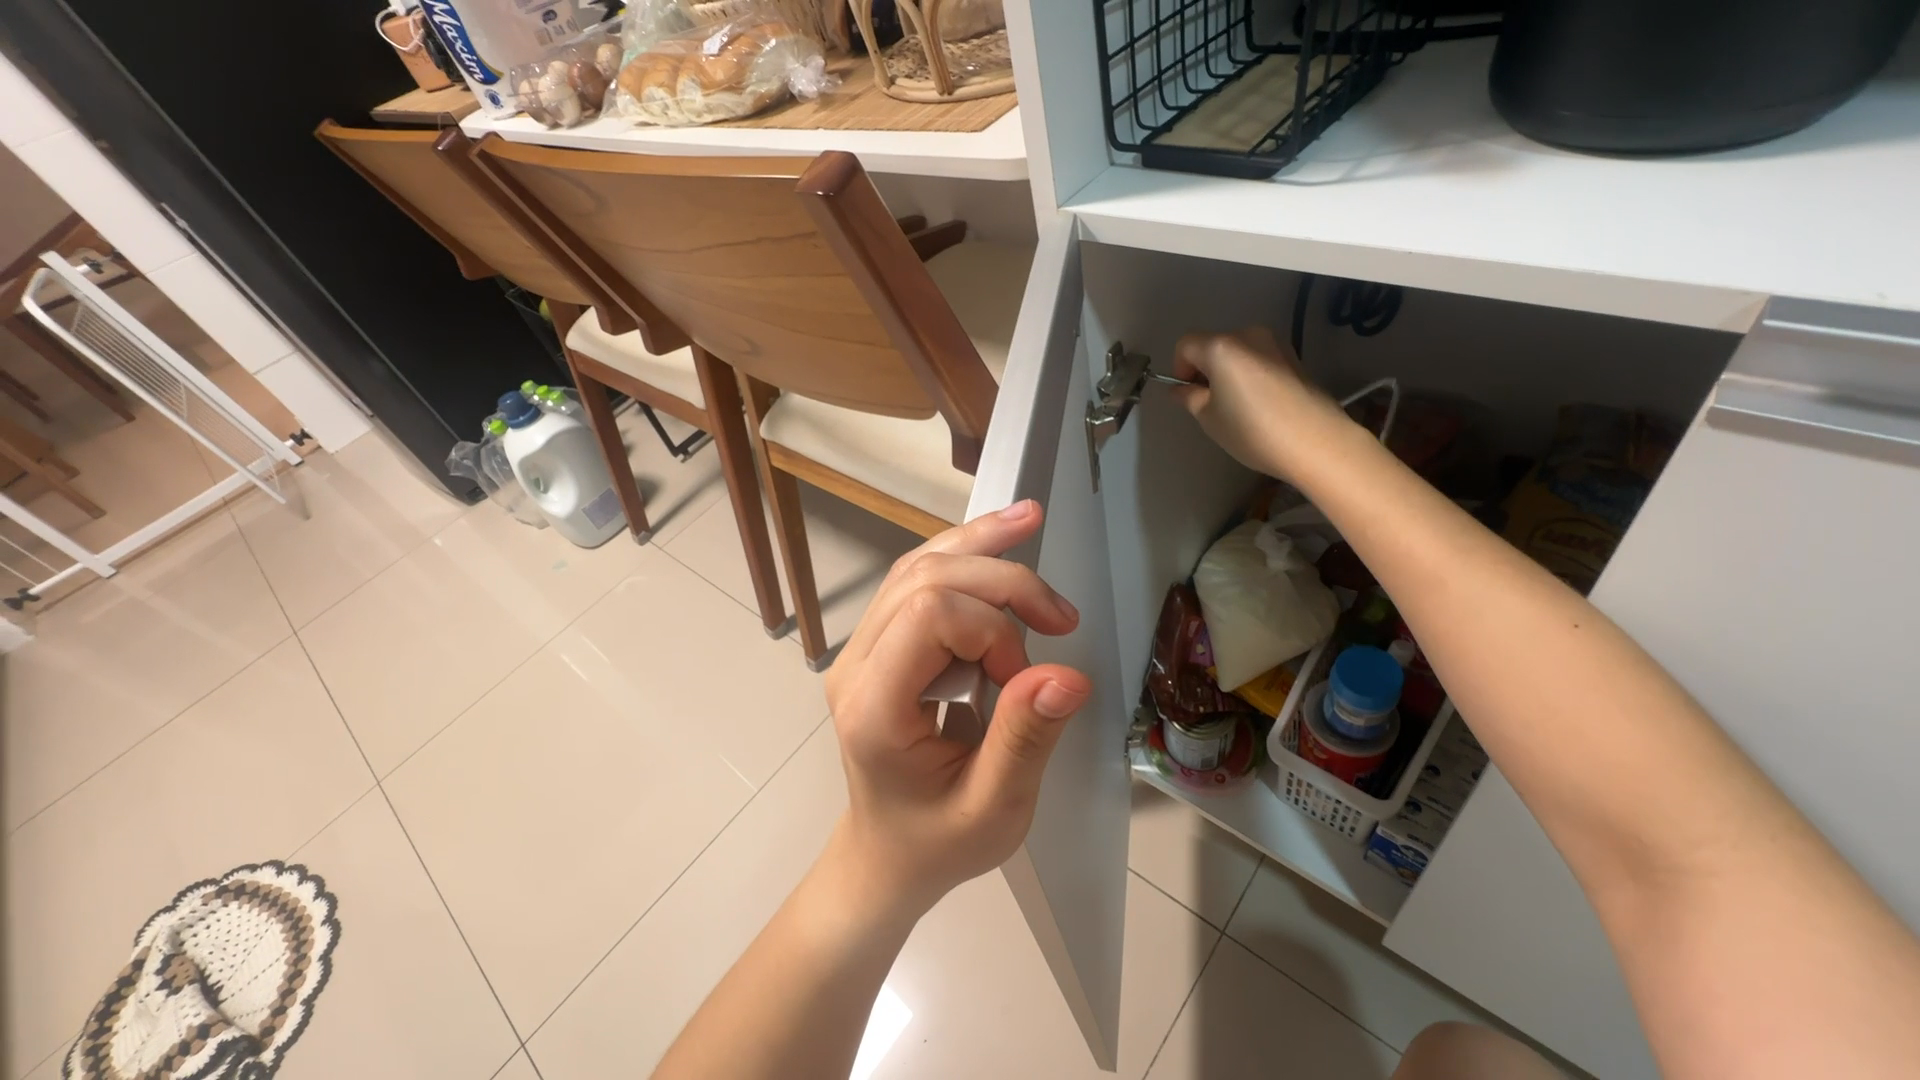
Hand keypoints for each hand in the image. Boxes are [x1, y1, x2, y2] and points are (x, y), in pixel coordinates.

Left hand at [823, 500, 1091, 918]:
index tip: (1024, 681)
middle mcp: (856, 666)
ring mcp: (862, 651)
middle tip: (1061, 619)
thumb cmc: (938, 843)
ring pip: (916, 567)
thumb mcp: (993, 810)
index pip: (929, 615)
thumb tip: (1069, 675)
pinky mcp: (880, 645)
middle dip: (1001, 583)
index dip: (993, 630)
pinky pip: (916, 582)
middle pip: (924, 578)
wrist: (888, 856)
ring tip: (1031, 520)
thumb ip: (1025, 740)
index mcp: (874, 709)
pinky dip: (961, 558)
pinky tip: (998, 538)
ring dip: (979, 548)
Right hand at [1170, 327, 1350, 479]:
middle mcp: (1248, 335)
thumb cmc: (1253, 430)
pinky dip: (1251, 376)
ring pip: (1238, 353)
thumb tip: (1181, 389)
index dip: (1180, 369)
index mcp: (1221, 346)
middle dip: (1205, 370)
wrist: (1316, 442)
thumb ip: (1189, 397)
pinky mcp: (1294, 358)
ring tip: (1238, 407)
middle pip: (1213, 345)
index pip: (1185, 345)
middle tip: (1211, 404)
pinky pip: (1259, 360)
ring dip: (1229, 373)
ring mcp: (1276, 344)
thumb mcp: (1210, 418)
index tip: (1188, 395)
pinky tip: (1261, 405)